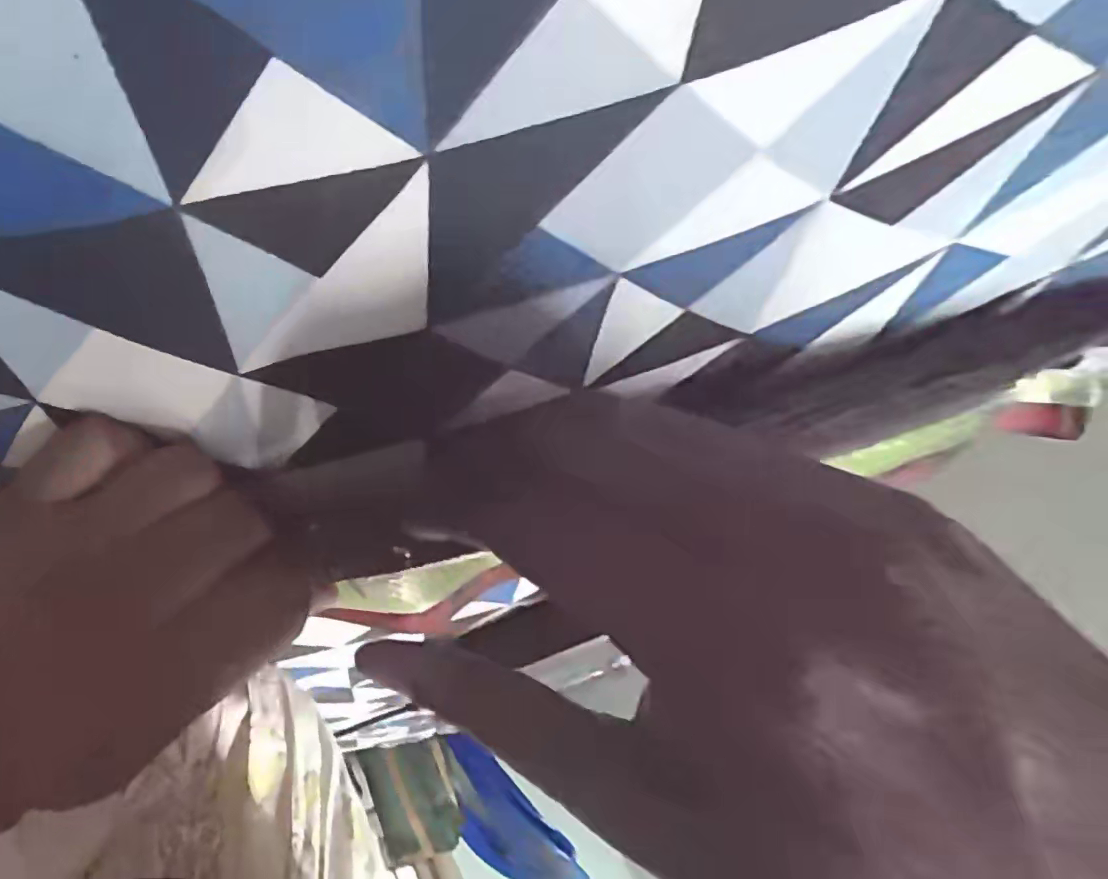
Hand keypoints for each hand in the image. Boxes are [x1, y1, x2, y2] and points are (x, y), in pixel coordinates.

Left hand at [0, 416, 316, 829]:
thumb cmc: (68, 738)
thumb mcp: (166, 722)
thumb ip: (236, 650)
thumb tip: (303, 579)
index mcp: (168, 666)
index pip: (276, 588)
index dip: (299, 569)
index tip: (291, 565)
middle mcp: (128, 591)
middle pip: (238, 518)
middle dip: (255, 526)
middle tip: (234, 536)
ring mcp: (72, 535)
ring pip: (183, 466)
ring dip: (201, 484)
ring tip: (183, 504)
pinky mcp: (25, 500)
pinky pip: (101, 437)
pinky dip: (126, 448)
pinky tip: (125, 476)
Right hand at [353, 393, 1107, 878]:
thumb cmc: (848, 877)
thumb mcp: (649, 819)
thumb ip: (499, 716)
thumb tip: (375, 660)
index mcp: (726, 647)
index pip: (530, 512)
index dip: (446, 493)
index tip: (401, 500)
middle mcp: (787, 549)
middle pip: (576, 441)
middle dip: (485, 450)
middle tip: (438, 483)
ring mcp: (848, 508)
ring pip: (638, 423)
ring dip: (546, 439)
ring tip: (503, 476)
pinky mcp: (881, 497)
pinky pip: (707, 441)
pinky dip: (624, 449)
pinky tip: (602, 488)